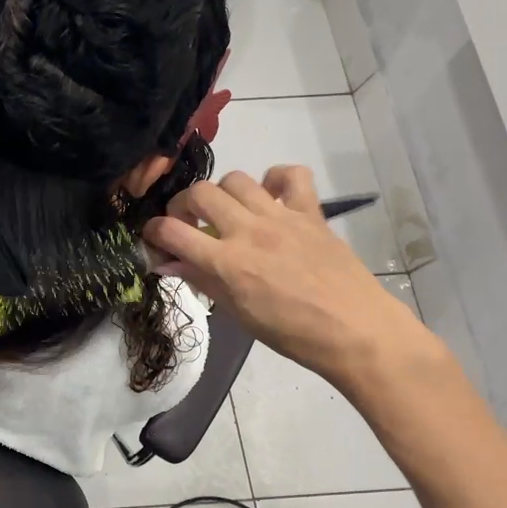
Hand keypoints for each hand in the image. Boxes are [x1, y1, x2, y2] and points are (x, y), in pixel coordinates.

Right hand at [143, 167, 436, 391]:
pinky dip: (275, 178)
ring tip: (226, 212)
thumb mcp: (236, 313)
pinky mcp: (311, 212)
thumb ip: (202, 280)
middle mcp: (249, 231)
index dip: (152, 232)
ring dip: (222, 193)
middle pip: (200, 193)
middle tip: (188, 223)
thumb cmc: (289, 332)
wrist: (354, 329)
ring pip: (236, 179)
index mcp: (226, 262)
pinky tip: (269, 198)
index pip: (171, 232)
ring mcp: (281, 217)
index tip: (153, 240)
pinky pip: (291, 175)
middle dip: (183, 205)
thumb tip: (168, 264)